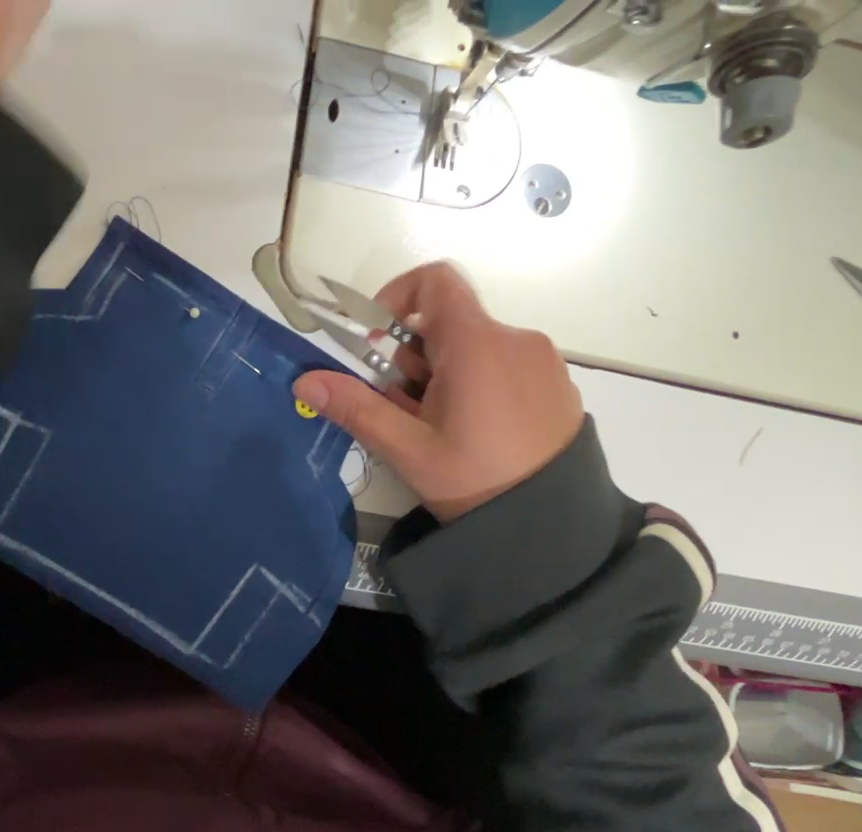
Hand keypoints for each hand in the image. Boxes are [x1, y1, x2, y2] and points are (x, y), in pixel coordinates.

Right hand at [293, 263, 583, 523]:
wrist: (553, 522)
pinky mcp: (557, 383)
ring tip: (440, 431)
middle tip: (404, 412)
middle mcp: (513, 337)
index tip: (376, 341)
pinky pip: (505, 367)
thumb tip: (305, 380)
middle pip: (447, 324)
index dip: (396, 296)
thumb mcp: (408, 449)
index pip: (434, 280)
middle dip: (413, 359)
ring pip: (474, 349)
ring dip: (444, 377)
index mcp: (475, 343)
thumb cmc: (475, 481)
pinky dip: (478, 387)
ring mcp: (541, 360)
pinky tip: (476, 436)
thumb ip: (357, 408)